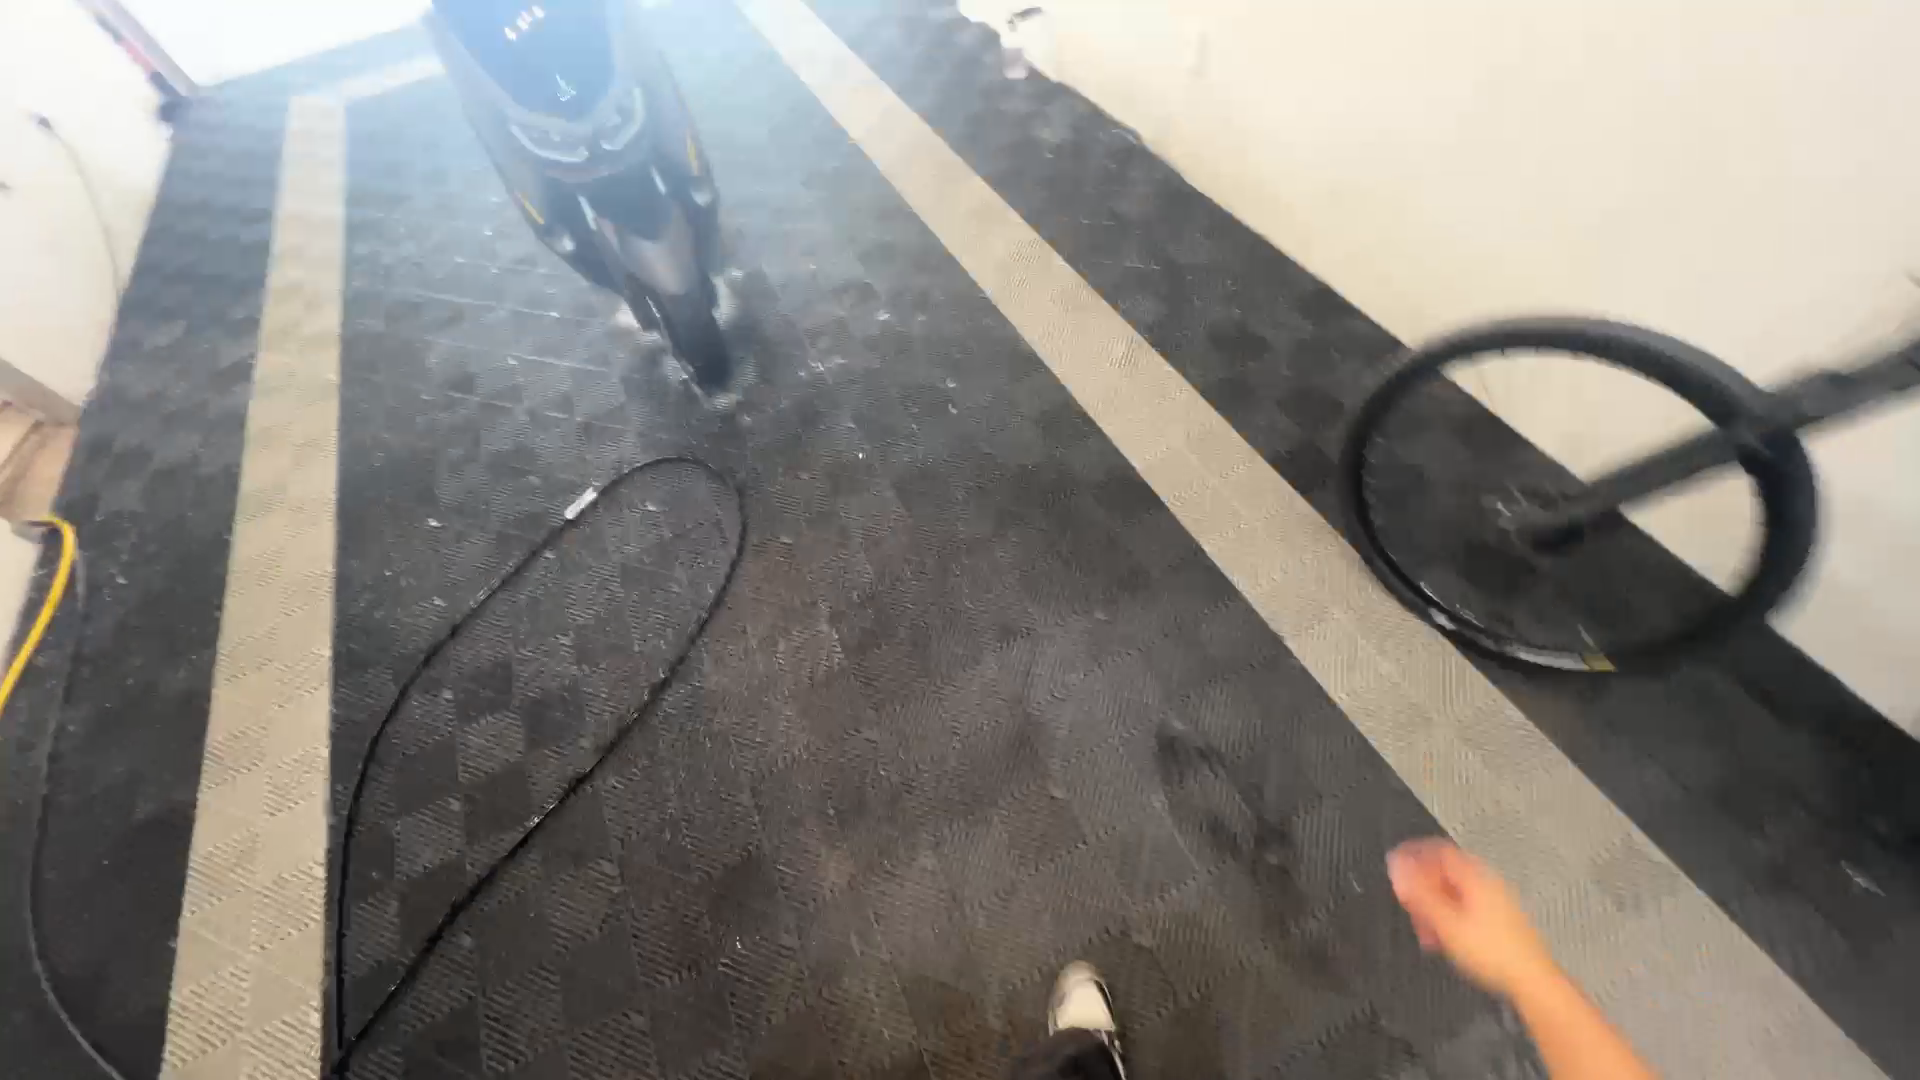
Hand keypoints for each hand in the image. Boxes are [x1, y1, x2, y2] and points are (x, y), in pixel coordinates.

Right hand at [1386, 838, 1558, 998]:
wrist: (1535, 985)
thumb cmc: (1492, 952)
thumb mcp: (1445, 921)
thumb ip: (1418, 891)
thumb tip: (1396, 866)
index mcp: (1476, 877)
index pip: (1438, 849)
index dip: (1414, 853)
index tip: (1396, 865)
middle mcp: (1489, 884)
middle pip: (1445, 873)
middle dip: (1422, 888)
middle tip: (1409, 904)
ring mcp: (1499, 902)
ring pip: (1455, 894)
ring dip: (1434, 907)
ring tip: (1425, 929)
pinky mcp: (1503, 922)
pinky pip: (1468, 909)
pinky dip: (1450, 917)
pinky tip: (1444, 939)